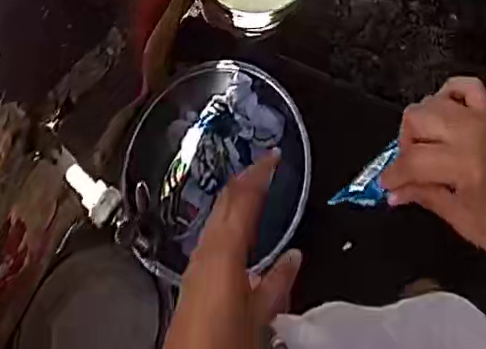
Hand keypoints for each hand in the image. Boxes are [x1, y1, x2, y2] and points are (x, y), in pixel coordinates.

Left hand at [163, 150, 302, 348]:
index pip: (243, 196)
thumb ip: (277, 282)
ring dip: (236, 198)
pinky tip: (237, 229)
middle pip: (225, 200)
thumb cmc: (222, 343)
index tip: (273, 155)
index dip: (259, 172)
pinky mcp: (191, 278)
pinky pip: (211, 234)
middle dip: (245, 178)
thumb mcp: (259, 315)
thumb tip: (293, 257)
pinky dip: (227, 219)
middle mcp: (205, 249)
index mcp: (224, 249)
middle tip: (264, 164)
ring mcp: (195, 263)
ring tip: (254, 187)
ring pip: (217, 215)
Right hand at [378, 77, 485, 274]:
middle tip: (410, 169)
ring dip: (422, 122)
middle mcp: (475, 133)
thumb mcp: (469, 225)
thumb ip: (428, 198)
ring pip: (434, 101)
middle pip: (417, 118)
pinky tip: (447, 116)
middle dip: (405, 144)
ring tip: (428, 148)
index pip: (413, 159)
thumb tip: (396, 190)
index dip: (394, 173)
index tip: (386, 184)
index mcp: (468, 166)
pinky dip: (449, 94)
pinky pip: (466, 87)